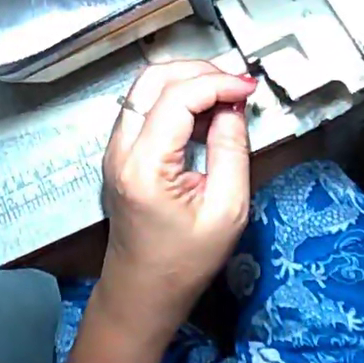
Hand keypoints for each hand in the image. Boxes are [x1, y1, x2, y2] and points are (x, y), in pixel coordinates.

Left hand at [95, 61, 257, 340]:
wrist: (143, 291)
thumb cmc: (183, 263)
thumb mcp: (226, 210)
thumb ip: (231, 150)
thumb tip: (233, 106)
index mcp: (145, 167)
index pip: (177, 97)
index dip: (217, 83)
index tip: (248, 88)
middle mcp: (121, 150)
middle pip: (153, 78)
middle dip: (198, 71)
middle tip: (235, 84)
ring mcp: (115, 148)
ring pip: (146, 87)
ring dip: (186, 81)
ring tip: (224, 96)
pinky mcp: (120, 151)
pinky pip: (145, 106)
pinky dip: (175, 98)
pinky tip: (204, 113)